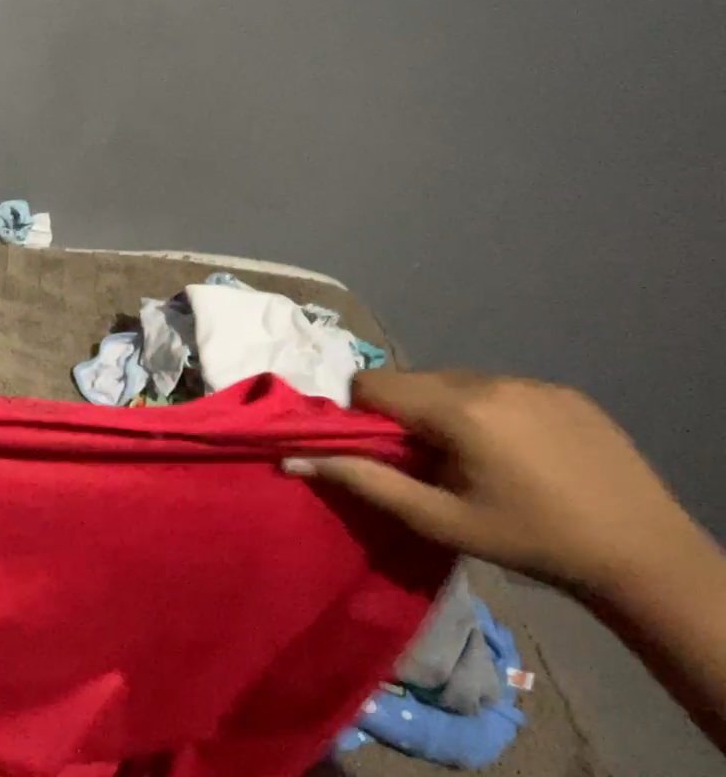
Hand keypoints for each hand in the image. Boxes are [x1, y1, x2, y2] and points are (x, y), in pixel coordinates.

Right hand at [284, 369, 710, 596]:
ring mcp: (533, 383)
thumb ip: (362, 481)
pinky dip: (487, 411)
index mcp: (458, 410)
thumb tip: (292, 459)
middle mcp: (491, 382)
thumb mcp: (436, 520)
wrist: (645, 557)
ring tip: (474, 458)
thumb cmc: (527, 540)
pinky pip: (498, 388)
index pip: (371, 383)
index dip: (361, 415)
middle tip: (427, 462)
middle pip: (411, 380)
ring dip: (444, 410)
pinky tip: (517, 453)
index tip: (385, 453)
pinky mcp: (565, 392)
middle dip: (403, 413)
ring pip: (453, 382)